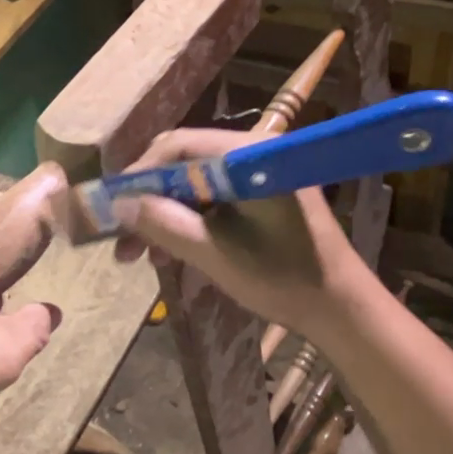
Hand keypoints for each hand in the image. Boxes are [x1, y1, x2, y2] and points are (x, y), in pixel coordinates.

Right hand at [111, 127, 363, 333]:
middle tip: (120, 237)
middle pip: (180, 164)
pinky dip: (184, 222)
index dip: (137, 175)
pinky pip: (208, 198)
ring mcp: (256, 173)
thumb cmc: (283, 279)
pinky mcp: (258, 194)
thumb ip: (164, 223)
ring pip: (190, 184)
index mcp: (247, 155)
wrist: (341, 308)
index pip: (176, 146)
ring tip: (137, 256)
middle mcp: (251, 153)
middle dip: (146, 202)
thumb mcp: (214, 254)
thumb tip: (119, 203)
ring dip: (162, 216)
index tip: (111, 207)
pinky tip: (167, 252)